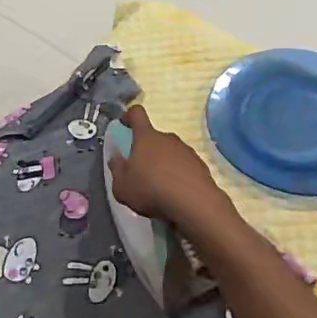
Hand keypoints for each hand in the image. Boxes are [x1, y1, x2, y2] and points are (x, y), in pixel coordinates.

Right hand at [109, 106, 229, 226]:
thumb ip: (117, 169)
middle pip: (154, 138)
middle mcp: (168, 138)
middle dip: (146, 151)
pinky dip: (178, 175)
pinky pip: (184, 165)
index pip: (137, 114)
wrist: (193, 203)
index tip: (124, 123)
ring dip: (163, 164)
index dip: (129, 116)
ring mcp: (186, 150)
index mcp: (146, 137)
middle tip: (141, 171)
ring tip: (159, 187)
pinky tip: (175, 193)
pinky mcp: (200, 165)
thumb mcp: (122, 186)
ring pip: (170, 152)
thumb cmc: (151, 190)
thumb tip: (116, 158)